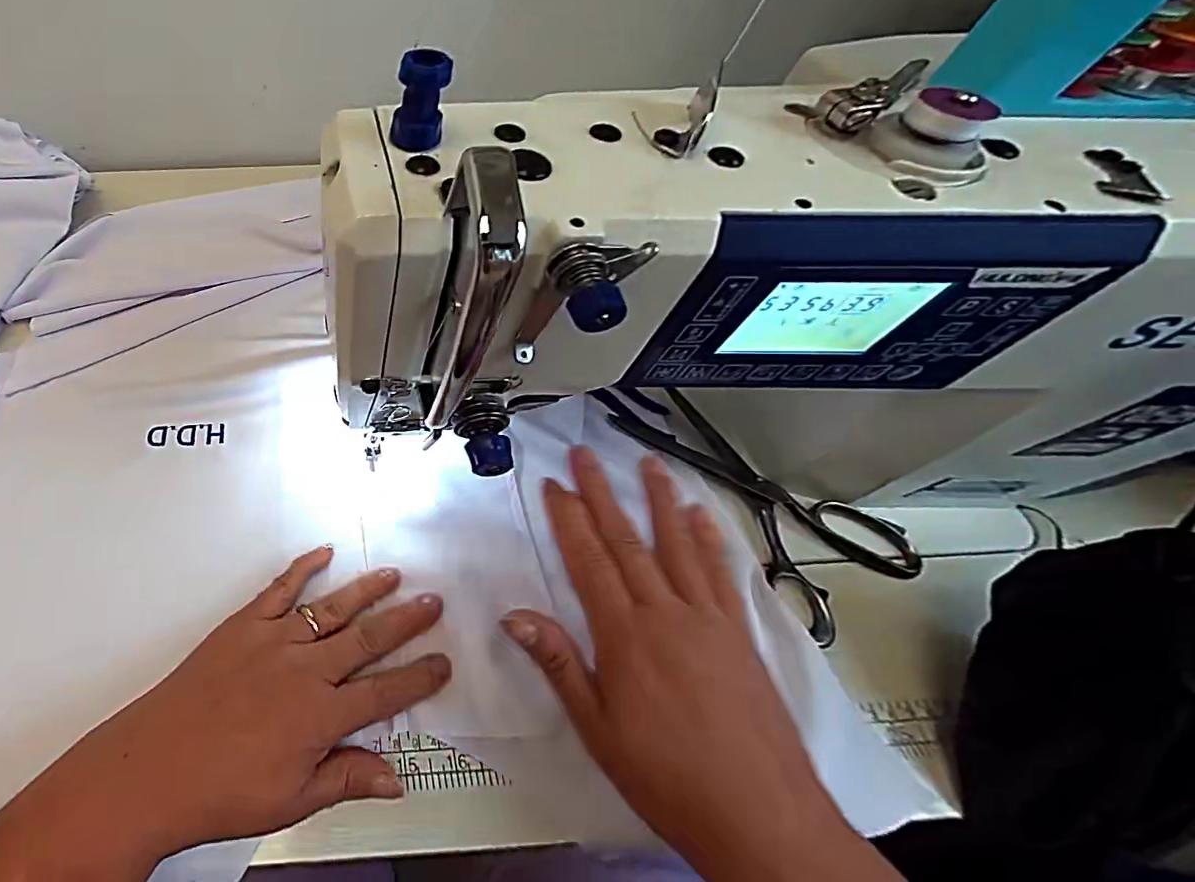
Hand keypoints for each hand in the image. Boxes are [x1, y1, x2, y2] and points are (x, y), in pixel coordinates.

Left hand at [0, 547, 450, 880]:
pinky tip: (321, 554)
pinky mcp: (242, 625)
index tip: (441, 663)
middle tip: (433, 603)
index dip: (417, 678)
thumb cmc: (223, 788)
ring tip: (393, 574)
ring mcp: (272, 641)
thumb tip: (392, 778)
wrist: (159, 762)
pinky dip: (301, 569)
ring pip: (330, 609)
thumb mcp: (292, 799)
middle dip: (404, 621)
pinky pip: (278, 590)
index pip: (383, 694)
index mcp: (320, 716)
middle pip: (366, 640)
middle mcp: (303, 670)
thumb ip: (345, 779)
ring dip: (365, 591)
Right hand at [501, 449, 901, 881]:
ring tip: (649, 465)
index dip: (567, 518)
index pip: (588, 560)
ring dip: (660, 502)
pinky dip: (709, 542)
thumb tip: (515, 616)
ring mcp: (710, 623)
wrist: (766, 824)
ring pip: (678, 548)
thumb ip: (558, 663)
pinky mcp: (741, 639)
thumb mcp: (597, 728)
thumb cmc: (669, 778)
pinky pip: (722, 578)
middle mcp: (667, 616)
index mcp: (625, 636)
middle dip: (601, 493)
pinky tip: (701, 519)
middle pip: (627, 541)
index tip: (553, 485)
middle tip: (585, 456)